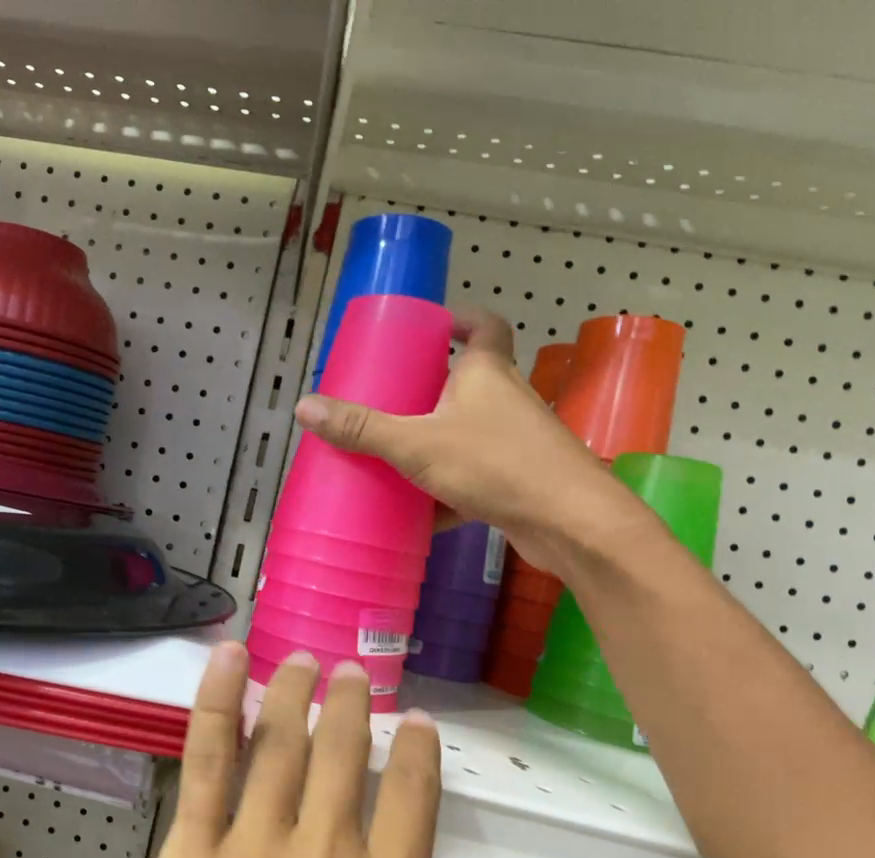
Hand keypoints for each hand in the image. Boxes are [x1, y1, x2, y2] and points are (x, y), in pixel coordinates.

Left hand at [122, 645, 477, 857]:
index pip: (416, 797)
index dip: (419, 751)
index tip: (416, 722)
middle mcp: (328, 856)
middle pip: (346, 754)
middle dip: (352, 705)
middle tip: (352, 675)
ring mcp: (257, 846)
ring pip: (281, 743)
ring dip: (294, 692)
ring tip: (302, 661)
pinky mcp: (194, 850)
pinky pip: (208, 759)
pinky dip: (218, 701)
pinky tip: (228, 658)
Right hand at [293, 309, 636, 578]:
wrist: (570, 523)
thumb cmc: (496, 464)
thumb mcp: (417, 444)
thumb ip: (363, 429)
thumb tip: (304, 407)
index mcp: (487, 372)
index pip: (484, 325)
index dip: (460, 319)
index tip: (430, 325)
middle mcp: (506, 399)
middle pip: (468, 381)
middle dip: (427, 389)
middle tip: (387, 398)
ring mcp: (515, 442)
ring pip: (467, 433)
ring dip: (433, 443)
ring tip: (390, 455)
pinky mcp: (517, 481)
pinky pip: (472, 477)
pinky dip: (444, 492)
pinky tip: (414, 515)